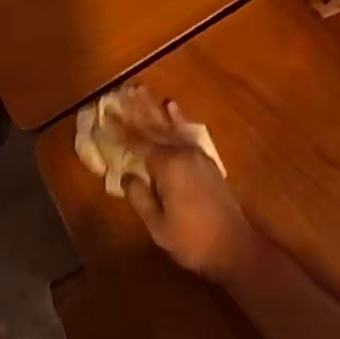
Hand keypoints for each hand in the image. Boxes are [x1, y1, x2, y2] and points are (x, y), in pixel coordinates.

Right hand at [112, 92, 255, 280]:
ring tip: (140, 90)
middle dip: (135, 109)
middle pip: (153, 126)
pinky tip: (171, 107)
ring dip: (153, 107)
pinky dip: (176, 118)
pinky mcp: (205, 160)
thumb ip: (140, 197)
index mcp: (167, 166)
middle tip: (119, 91)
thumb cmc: (192, 241)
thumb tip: (126, 176)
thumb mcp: (158, 226)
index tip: (104, 116)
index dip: (119, 130)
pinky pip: (185, 132)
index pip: (137, 142)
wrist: (235, 248)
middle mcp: (181, 152)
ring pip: (168, 125)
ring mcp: (196, 154)